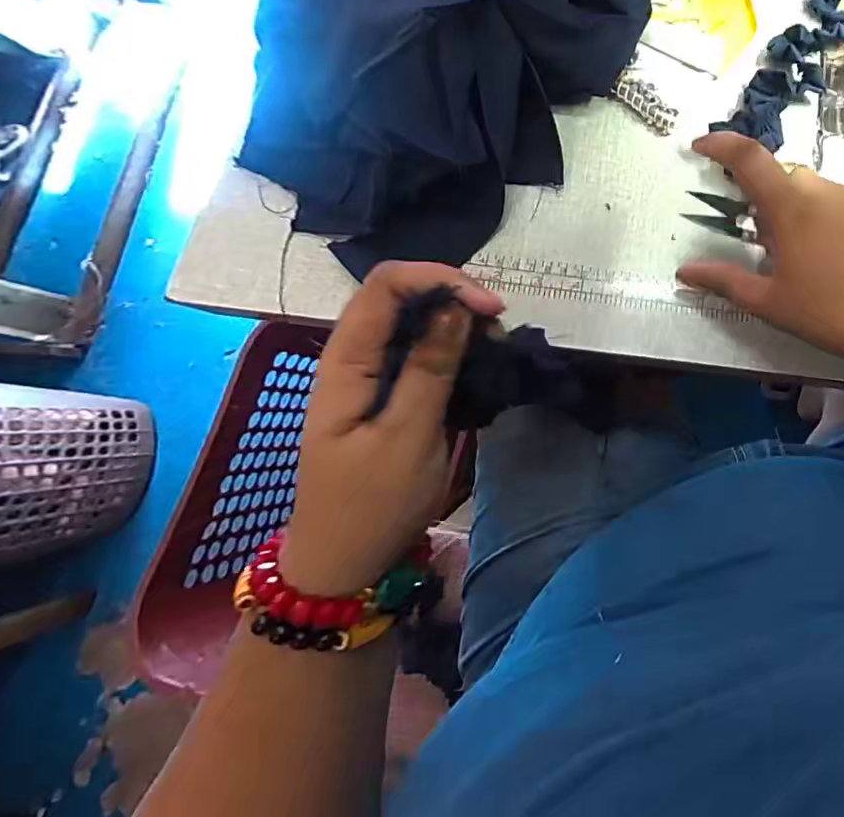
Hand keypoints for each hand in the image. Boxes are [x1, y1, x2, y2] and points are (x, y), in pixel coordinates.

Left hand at [282, 262, 504, 594]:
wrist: (344, 563)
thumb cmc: (371, 505)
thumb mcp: (407, 437)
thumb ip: (430, 368)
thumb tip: (456, 309)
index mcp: (345, 362)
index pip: (386, 285)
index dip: (441, 280)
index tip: (491, 308)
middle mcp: (354, 357)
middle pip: (402, 295)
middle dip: (456, 297)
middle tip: (500, 329)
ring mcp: (371, 374)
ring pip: (415, 321)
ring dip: (459, 322)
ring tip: (497, 347)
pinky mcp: (390, 392)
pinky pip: (423, 350)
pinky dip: (456, 347)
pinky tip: (482, 362)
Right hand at [677, 132, 843, 368]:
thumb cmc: (828, 313)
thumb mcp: (769, 302)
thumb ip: (725, 281)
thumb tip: (686, 272)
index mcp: (790, 205)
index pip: (748, 156)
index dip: (721, 144)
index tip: (703, 146)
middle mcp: (823, 188)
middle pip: (783, 179)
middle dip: (768, 201)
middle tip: (768, 242)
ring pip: (816, 191)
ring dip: (802, 210)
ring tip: (810, 256)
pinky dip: (831, 217)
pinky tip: (842, 254)